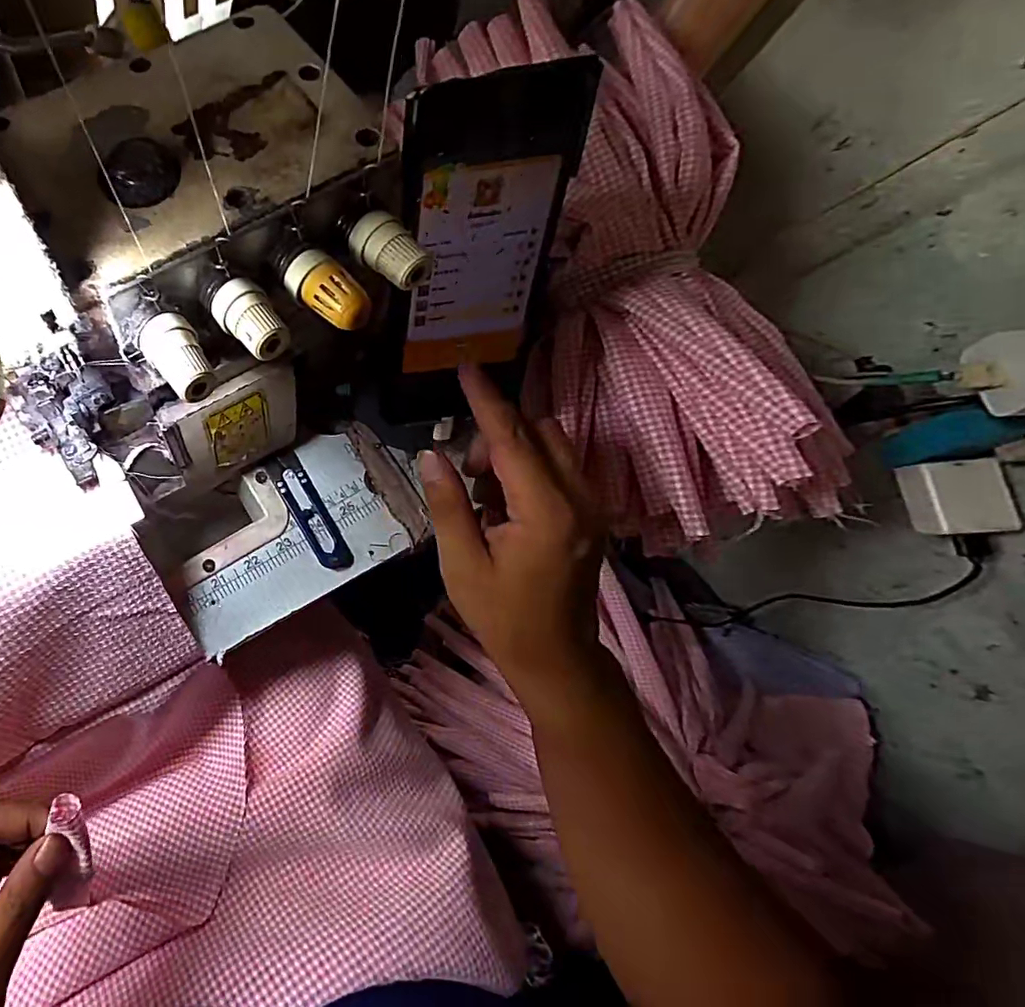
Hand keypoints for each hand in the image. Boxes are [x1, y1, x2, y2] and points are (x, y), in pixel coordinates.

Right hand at [418, 365, 602, 675]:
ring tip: (483, 497)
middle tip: (466, 475)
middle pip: (540, 433)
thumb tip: (433, 455)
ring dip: (513, 454)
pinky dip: (527, 472)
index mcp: (547, 512)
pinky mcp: (591, 516)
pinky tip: (504, 509)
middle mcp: (579, 500)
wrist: (555, 657)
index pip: (513, 440)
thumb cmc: (501, 616)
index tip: (467, 367)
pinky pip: (559, 469)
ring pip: (552, 447)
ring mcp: (592, 507)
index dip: (486, 401)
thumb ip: (449, 503)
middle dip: (497, 437)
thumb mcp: (461, 563)